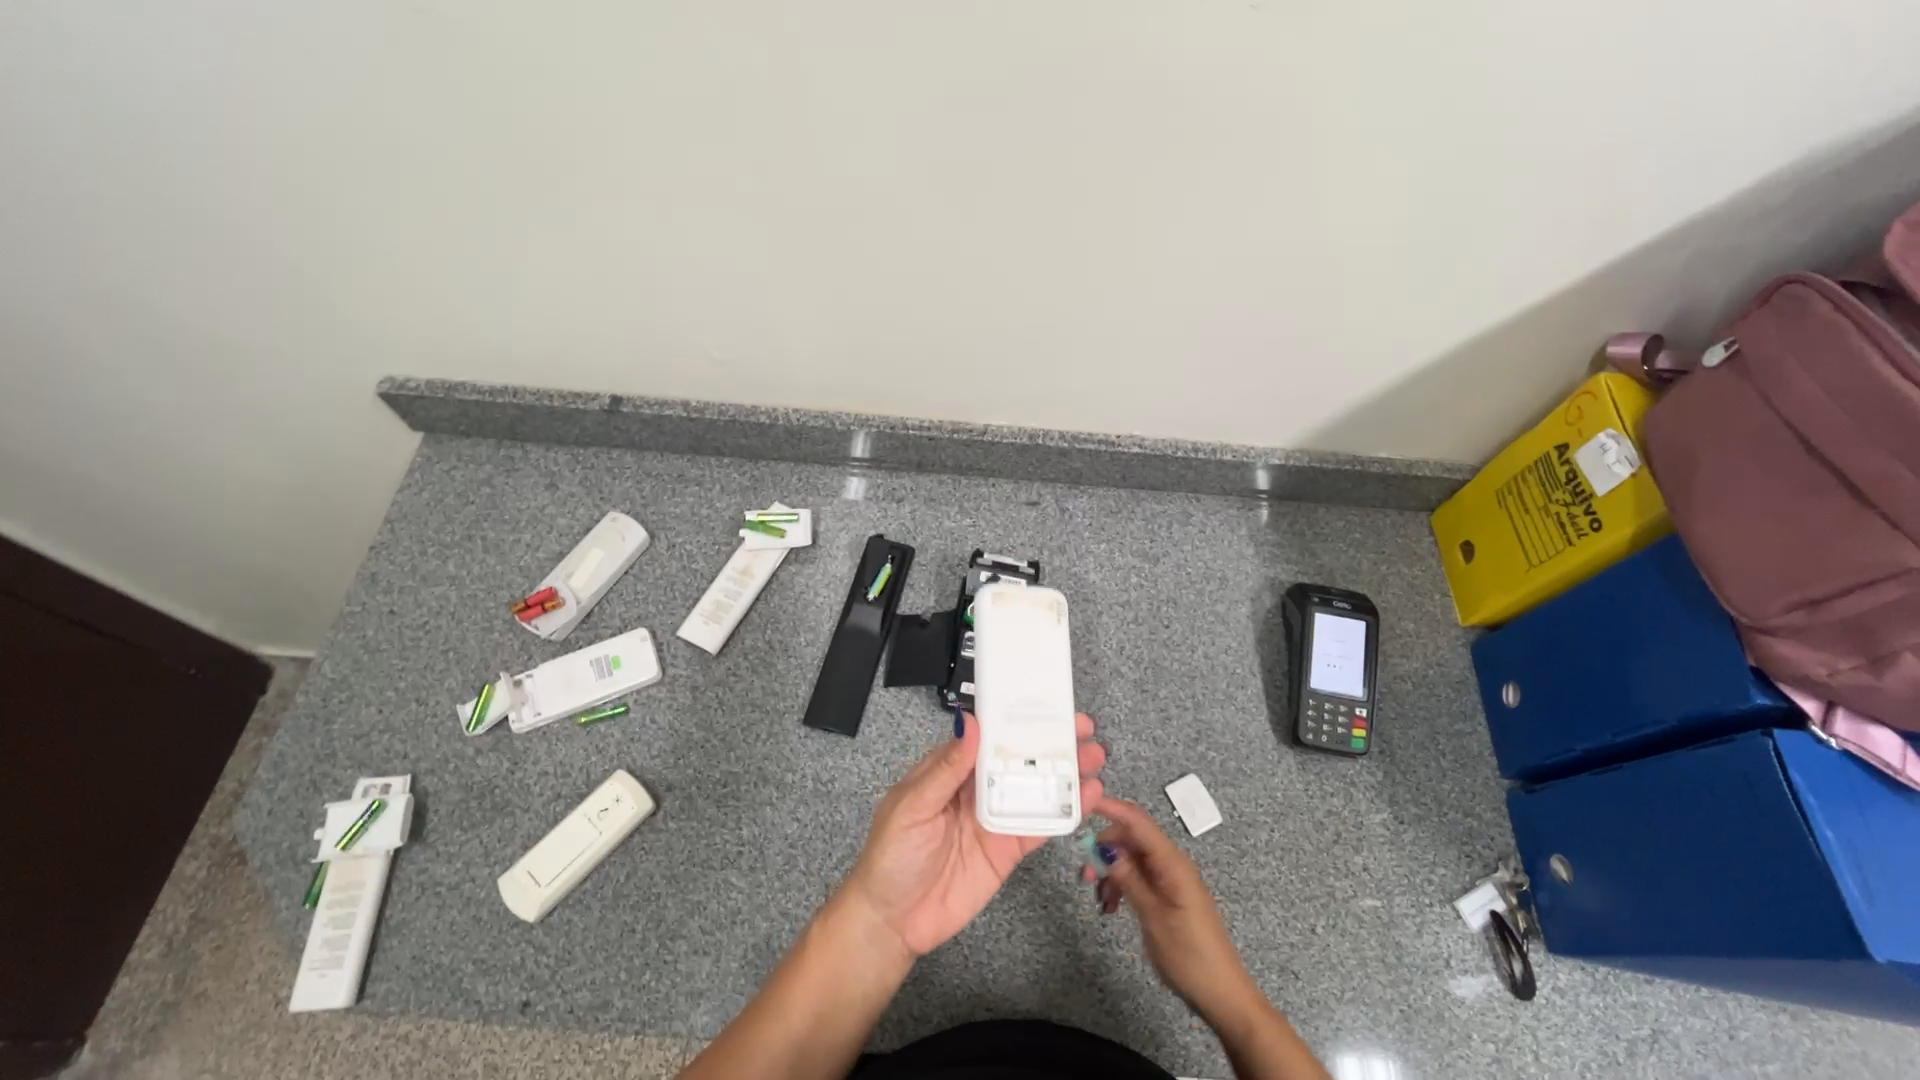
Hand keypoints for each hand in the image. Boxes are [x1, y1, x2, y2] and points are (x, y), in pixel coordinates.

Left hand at [840, 712, 1106, 956]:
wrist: (893, 921)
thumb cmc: (891, 856)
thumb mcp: (912, 807)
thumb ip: (945, 769)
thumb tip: (971, 723)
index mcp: (949, 771)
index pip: (988, 737)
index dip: (1017, 721)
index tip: (1048, 707)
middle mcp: (975, 790)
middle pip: (1018, 760)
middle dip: (1051, 743)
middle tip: (1085, 730)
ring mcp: (994, 819)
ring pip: (1035, 789)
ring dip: (1065, 773)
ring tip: (1095, 759)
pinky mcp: (1007, 849)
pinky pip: (1039, 826)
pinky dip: (1065, 812)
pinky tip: (1088, 798)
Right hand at [1093, 795, 1262, 1023]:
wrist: (1220, 993)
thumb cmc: (1189, 954)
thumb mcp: (1152, 915)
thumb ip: (1129, 879)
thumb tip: (1105, 848)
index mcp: (1172, 863)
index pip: (1138, 821)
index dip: (1111, 808)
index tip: (1083, 803)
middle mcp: (1171, 864)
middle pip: (1131, 839)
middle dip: (1104, 849)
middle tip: (1084, 876)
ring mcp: (1170, 880)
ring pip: (1132, 859)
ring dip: (1111, 872)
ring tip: (1100, 901)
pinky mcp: (1167, 895)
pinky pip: (1139, 877)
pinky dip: (1121, 886)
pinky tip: (1112, 908)